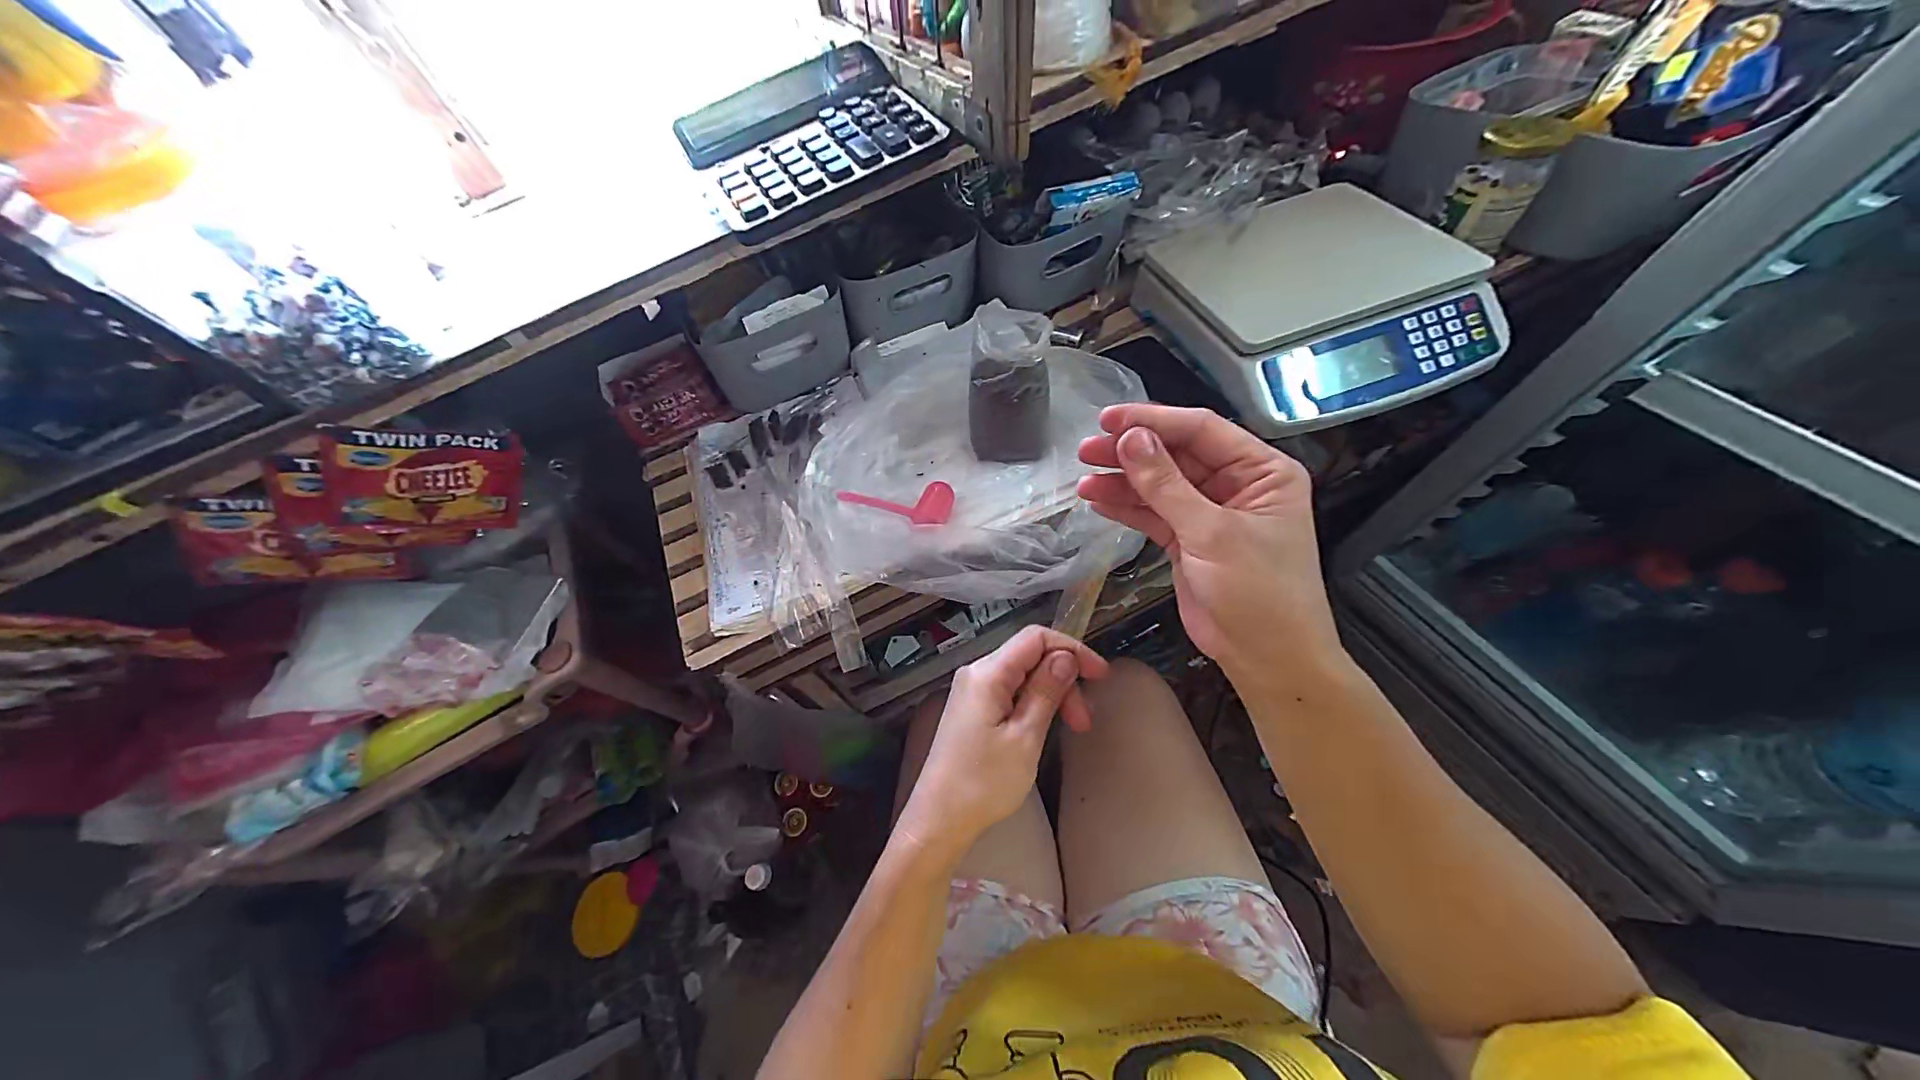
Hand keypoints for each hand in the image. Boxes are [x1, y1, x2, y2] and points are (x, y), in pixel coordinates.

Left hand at [897, 626, 1109, 853]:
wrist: (939, 819)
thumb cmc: (983, 783)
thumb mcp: (1025, 737)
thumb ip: (1046, 692)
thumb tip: (1065, 658)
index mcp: (987, 674)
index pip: (1035, 638)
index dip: (1072, 649)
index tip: (1100, 676)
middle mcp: (976, 674)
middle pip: (1030, 656)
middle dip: (1064, 679)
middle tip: (1084, 720)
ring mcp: (972, 692)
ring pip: (1022, 675)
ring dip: (1052, 694)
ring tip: (1072, 728)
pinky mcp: (972, 710)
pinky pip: (1010, 692)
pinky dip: (1034, 703)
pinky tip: (1046, 726)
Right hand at [1077, 404, 1340, 684]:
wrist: (1266, 658)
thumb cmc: (1262, 597)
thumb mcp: (1213, 534)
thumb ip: (1167, 485)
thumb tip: (1132, 441)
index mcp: (1262, 472)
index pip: (1202, 430)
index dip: (1154, 421)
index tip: (1111, 420)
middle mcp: (1237, 486)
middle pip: (1175, 455)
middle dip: (1131, 452)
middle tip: (1089, 450)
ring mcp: (1209, 513)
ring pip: (1158, 484)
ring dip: (1122, 481)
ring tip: (1085, 478)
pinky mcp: (1188, 540)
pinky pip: (1152, 513)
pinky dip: (1126, 507)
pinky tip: (1098, 499)